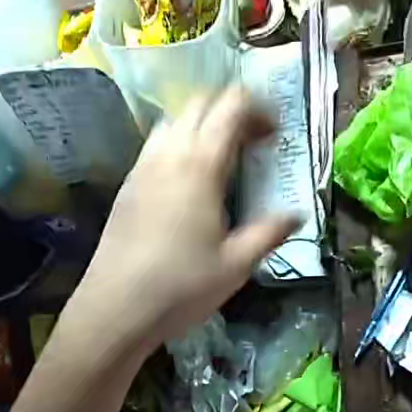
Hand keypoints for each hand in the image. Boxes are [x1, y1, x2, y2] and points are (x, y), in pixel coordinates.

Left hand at [59, 88, 299, 356]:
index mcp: (200, 164)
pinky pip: (154, 148)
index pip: (232, 106)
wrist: (115, 309)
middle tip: (251, 143)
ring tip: (220, 162)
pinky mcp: (125, 188)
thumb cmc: (181, 287)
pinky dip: (177, 147)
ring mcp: (140, 169)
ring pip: (172, 122)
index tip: (274, 136)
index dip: (259, 109)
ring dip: (200, 126)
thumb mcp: (236, 265)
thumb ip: (269, 233)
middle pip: (199, 102)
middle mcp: (167, 155)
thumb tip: (296, 215)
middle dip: (230, 110)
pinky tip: (186, 186)